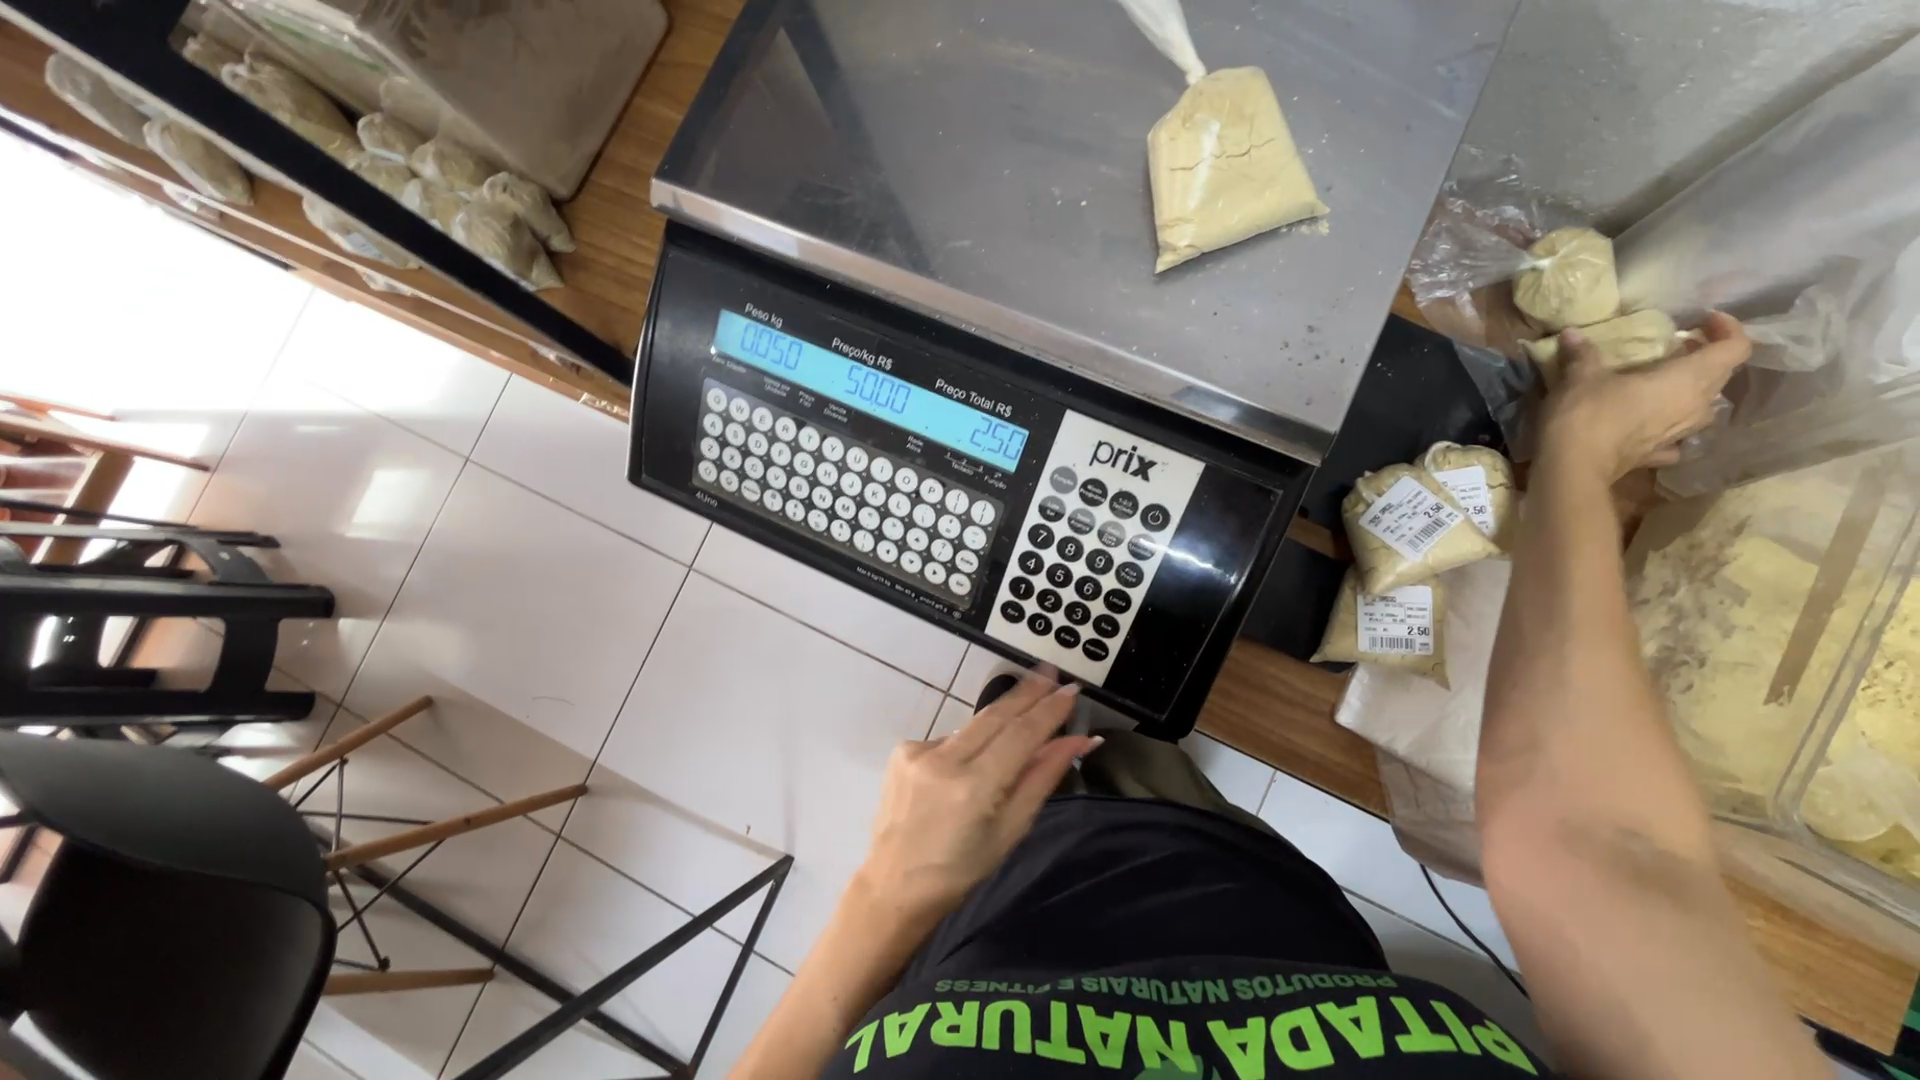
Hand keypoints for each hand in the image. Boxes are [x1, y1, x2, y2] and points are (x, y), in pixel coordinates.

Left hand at [857, 668, 1098, 918]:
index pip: (1022, 734)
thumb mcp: (1011, 830)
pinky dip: (967, 746)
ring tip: (1023, 717)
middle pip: (996, 715)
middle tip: (1052, 671)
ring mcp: (918, 752)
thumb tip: (1079, 740)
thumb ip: (1043, 778)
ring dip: (999, 721)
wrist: (894, 886)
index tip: (1072, 689)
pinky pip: (950, 739)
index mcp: (974, 787)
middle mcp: (943, 760)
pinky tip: (968, 769)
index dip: (1050, 710)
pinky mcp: (903, 750)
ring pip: (973, 727)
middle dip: (1027, 692)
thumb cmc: (962, 869)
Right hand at [1539, 312, 1750, 482]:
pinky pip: (1677, 437)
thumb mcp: (1580, 377)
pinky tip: (1652, 426)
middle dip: (1705, 358)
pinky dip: (1670, 427)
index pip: (1736, 347)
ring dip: (1691, 392)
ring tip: (1664, 385)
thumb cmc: (1587, 414)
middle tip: (1676, 348)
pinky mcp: (1660, 455)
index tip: (1701, 321)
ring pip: (1704, 406)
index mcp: (1689, 378)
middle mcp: (1697, 405)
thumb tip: (1571, 333)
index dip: (1727, 330)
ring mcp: (1681, 433)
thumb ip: (1583, 354)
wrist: (1574, 467)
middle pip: (1722, 374)